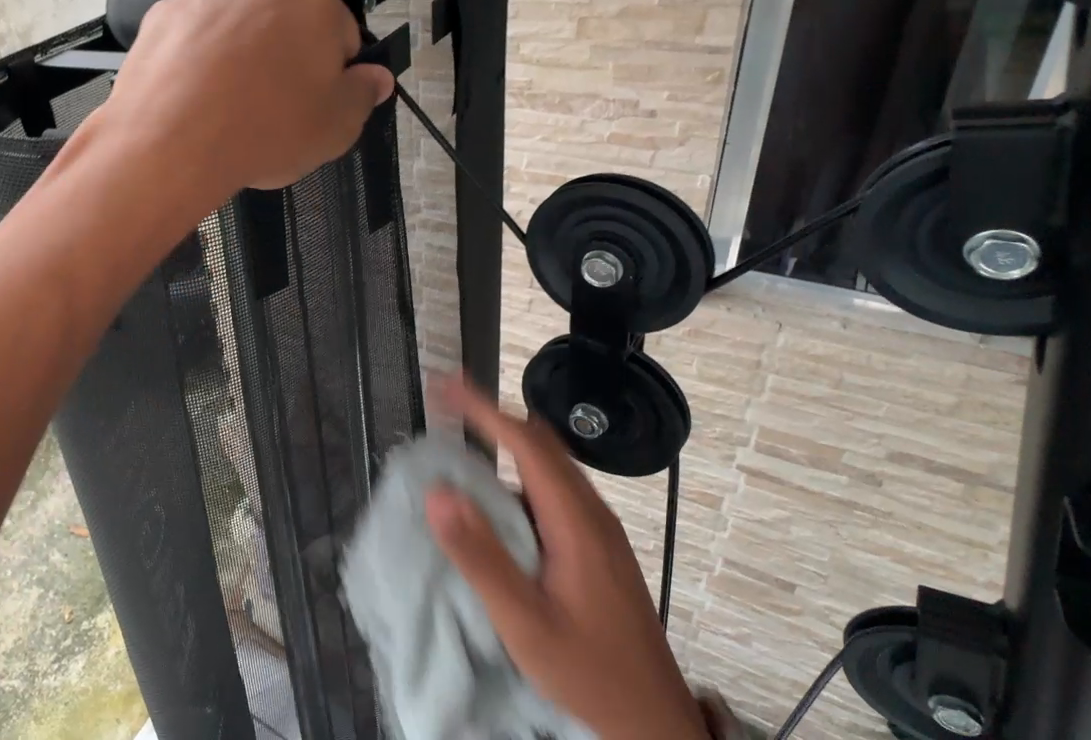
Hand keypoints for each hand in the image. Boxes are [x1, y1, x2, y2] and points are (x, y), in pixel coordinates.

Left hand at [96, 0, 393, 196]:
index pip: (340, 31)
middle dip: (286, 43)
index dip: (334, 68)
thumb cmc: (264, 133)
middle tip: (273, 95)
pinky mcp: (164, 14)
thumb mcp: (335, 128)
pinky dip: (193, 36)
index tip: (318, 98)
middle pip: (286, 10)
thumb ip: (362, 95)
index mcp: (314, 6)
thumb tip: (376, 78)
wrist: (171, 143)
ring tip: (232, 70)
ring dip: (239, 21)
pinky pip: (188, 17)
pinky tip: (190, 72)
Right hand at [426, 377, 708, 739]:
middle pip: (543, 446)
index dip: (484, 409)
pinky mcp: (597, 551)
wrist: (652, 720)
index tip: (446, 384)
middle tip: (447, 406)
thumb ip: (481, 556)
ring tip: (461, 448)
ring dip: (506, 448)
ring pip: (550, 470)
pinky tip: (495, 505)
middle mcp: (592, 516)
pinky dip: (518, 480)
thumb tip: (438, 493)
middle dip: (494, 418)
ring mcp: (599, 533)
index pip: (527, 444)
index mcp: (576, 523)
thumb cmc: (588, 670)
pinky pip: (554, 495)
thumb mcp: (525, 621)